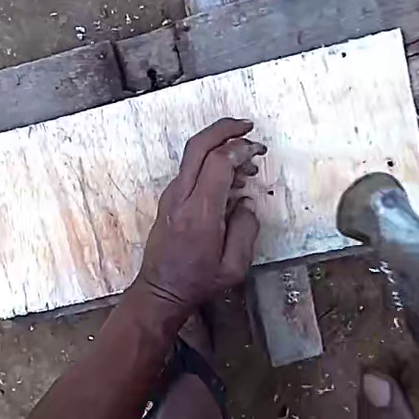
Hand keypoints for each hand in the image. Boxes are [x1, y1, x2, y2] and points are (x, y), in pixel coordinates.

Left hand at [129, 118, 265, 318]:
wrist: (160, 291)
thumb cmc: (197, 281)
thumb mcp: (234, 265)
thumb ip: (246, 228)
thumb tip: (247, 201)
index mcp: (200, 212)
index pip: (218, 162)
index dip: (240, 149)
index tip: (258, 152)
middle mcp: (180, 197)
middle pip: (198, 146)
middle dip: (224, 129)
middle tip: (248, 127)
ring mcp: (171, 196)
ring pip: (192, 156)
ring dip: (219, 147)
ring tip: (247, 162)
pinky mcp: (168, 200)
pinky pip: (190, 171)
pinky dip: (210, 163)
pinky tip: (230, 177)